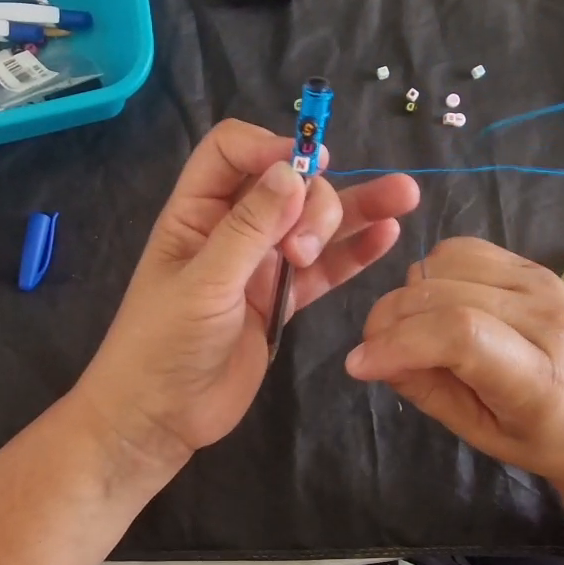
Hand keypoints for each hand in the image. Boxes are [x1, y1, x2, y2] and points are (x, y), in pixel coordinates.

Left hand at [75, 119, 419, 468]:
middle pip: (285, 185)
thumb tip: (291, 171)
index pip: (231, 151)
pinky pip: (324, 270)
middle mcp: (230, 230)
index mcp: (195, 214)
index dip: (269, 146)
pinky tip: (388, 235)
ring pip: (312, 224)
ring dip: (354, 208)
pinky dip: (354, 253)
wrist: (161, 417)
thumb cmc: (163, 346)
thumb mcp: (203, 284)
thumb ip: (248, 229)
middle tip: (301, 252)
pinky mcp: (282, 302)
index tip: (305, 166)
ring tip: (402, 197)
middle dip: (311, 202)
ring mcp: (260, 267)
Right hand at [343, 237, 563, 493]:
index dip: (399, 342)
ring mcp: (541, 284)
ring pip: (442, 265)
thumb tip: (371, 357)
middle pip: (442, 295)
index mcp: (539, 377)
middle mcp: (545, 318)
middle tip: (372, 353)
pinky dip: (430, 275)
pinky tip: (434, 306)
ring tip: (408, 331)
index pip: (461, 335)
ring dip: (408, 297)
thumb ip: (424, 390)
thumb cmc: (539, 440)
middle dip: (389, 322)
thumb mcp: (477, 433)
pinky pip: (459, 251)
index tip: (358, 365)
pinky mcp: (533, 267)